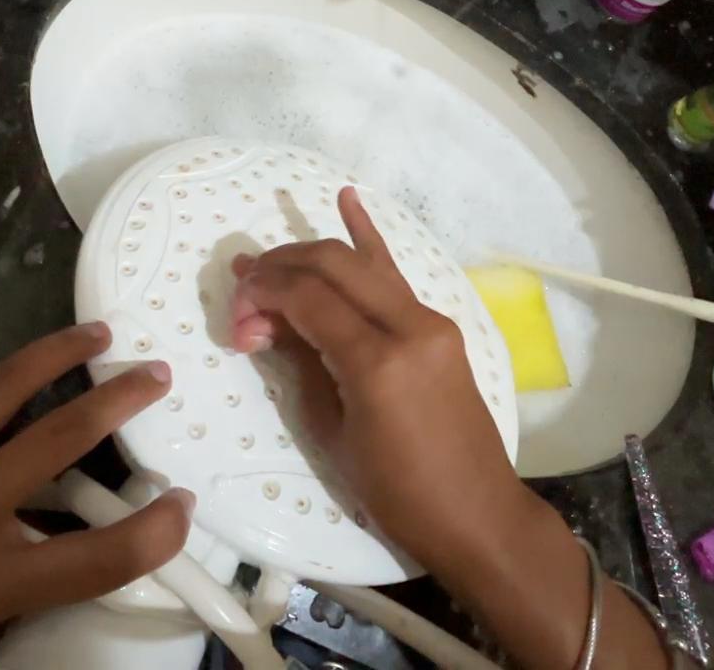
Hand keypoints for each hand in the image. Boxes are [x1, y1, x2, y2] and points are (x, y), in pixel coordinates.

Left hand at [0, 323, 193, 669]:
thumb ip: (37, 573)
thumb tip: (97, 516)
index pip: (92, 562)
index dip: (151, 534)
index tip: (183, 502)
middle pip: (58, 440)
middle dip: (119, 399)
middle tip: (155, 372)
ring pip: (3, 387)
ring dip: (59, 354)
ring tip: (96, 335)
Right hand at [225, 187, 530, 576]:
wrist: (477, 514)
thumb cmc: (397, 492)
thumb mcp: (332, 432)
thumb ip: (300, 363)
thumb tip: (264, 322)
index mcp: (377, 362)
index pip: (307, 298)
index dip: (262, 295)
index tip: (237, 316)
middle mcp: (408, 325)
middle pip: (330, 266)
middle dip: (280, 267)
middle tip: (247, 289)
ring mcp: (429, 319)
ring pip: (360, 262)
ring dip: (310, 256)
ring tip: (270, 261)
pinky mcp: (437, 323)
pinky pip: (394, 272)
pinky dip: (368, 234)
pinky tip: (348, 199)